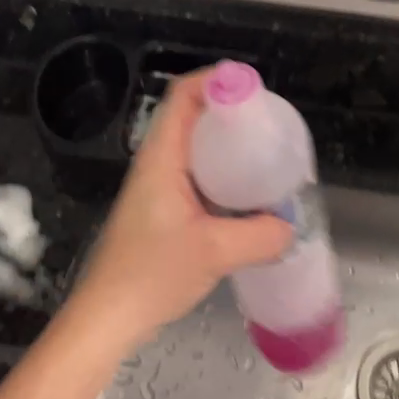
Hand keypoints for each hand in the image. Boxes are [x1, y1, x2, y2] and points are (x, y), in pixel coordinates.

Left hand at [70, 71, 293, 346]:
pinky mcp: (161, 210)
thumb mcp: (214, 253)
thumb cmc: (151, 275)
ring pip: (194, 147)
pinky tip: (246, 194)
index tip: (254, 89)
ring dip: (226, 144)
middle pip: (191, 116)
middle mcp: (156, 163)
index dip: (216, 80)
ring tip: (264, 153)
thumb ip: (259, 236)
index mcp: (162, 157)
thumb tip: (290, 225)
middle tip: (268, 123)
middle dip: (229, 111)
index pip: (183, 95)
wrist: (107, 318)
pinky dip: (221, 172)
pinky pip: (195, 175)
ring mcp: (156, 187)